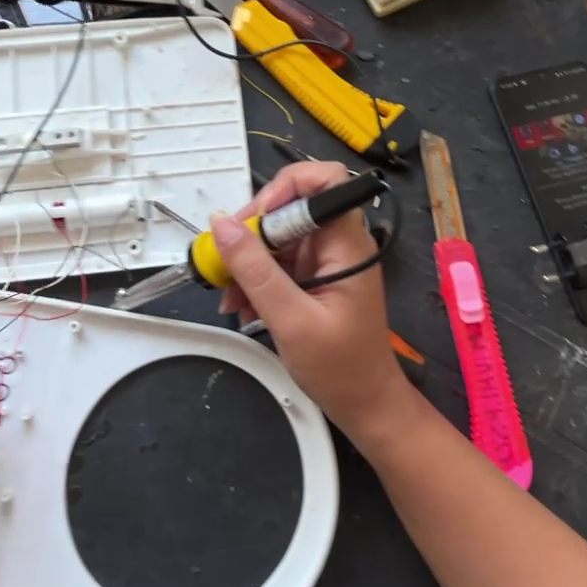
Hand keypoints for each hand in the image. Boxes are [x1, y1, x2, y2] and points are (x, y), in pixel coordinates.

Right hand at [214, 161, 413, 439]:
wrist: (366, 405)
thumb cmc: (341, 368)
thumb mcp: (291, 320)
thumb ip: (255, 271)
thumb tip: (221, 224)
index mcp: (347, 244)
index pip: (325, 181)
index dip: (286, 187)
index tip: (255, 219)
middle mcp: (338, 243)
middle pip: (292, 206)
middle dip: (254, 230)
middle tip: (225, 258)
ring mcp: (326, 260)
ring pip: (279, 235)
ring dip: (249, 259)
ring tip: (228, 292)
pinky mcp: (314, 277)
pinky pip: (278, 261)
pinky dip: (256, 277)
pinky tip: (241, 303)